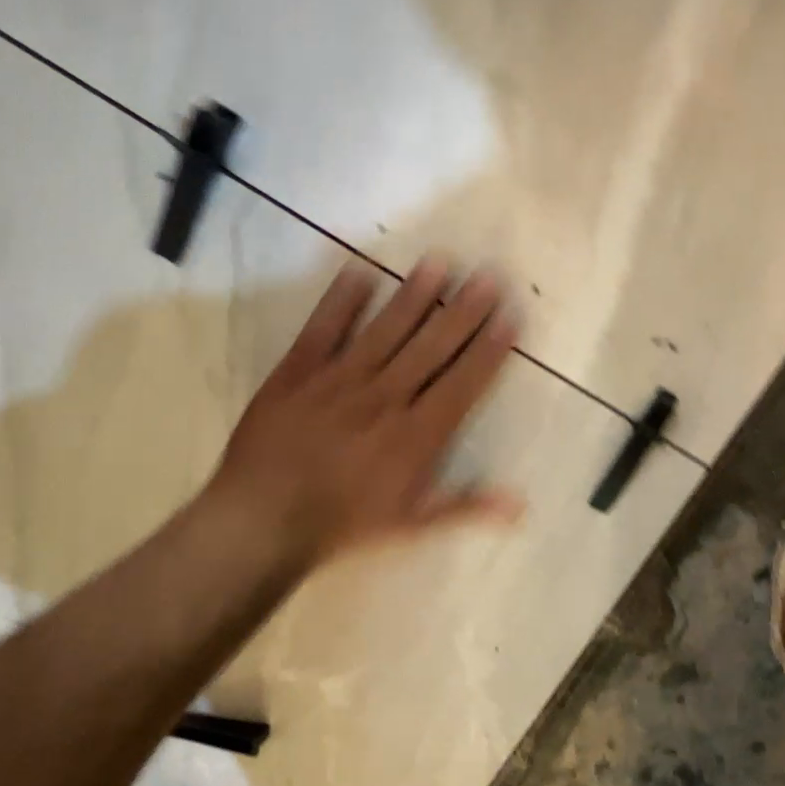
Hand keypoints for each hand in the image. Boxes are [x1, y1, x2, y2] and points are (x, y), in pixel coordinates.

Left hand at [204, 255, 522, 565]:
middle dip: (464, 310)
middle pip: (432, 346)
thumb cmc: (345, 524)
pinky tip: (361, 271)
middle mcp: (386, 397)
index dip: (489, 348)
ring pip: (386, 329)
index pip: (463, 381)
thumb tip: (523, 504)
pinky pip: (324, 329)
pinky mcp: (297, 372)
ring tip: (439, 261)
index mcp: (417, 433)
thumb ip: (469, 506)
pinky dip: (341, 300)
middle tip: (488, 275)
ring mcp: (340, 380)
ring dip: (415, 295)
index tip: (510, 317)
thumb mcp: (414, 524)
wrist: (261, 520)